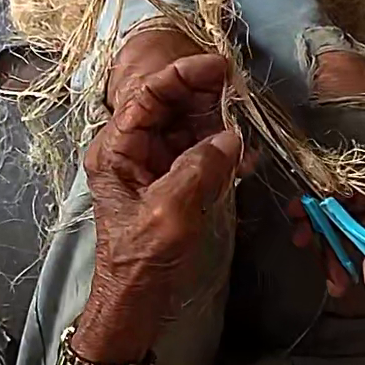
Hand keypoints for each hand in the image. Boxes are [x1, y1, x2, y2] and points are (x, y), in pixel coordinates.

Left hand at [79, 54, 243, 361]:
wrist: (137, 297)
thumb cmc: (142, 257)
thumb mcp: (170, 211)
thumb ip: (200, 168)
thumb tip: (233, 137)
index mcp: (116, 148)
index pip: (146, 94)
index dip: (182, 74)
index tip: (220, 67)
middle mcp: (132, 148)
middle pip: (168, 104)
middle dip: (205, 94)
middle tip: (241, 93)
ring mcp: (152, 162)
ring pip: (186, 124)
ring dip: (217, 120)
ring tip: (248, 122)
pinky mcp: (171, 178)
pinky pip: (197, 150)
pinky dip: (220, 147)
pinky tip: (244, 153)